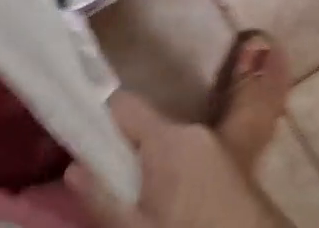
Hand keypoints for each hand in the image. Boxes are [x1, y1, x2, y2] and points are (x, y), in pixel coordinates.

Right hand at [65, 93, 283, 227]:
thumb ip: (102, 200)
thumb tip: (74, 167)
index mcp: (170, 139)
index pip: (121, 103)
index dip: (100, 122)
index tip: (87, 150)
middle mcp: (198, 135)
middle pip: (148, 130)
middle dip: (131, 156)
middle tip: (118, 193)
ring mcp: (227, 155)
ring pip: (174, 152)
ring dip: (159, 174)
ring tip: (151, 210)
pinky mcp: (244, 181)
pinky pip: (199, 168)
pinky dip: (184, 186)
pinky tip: (182, 214)